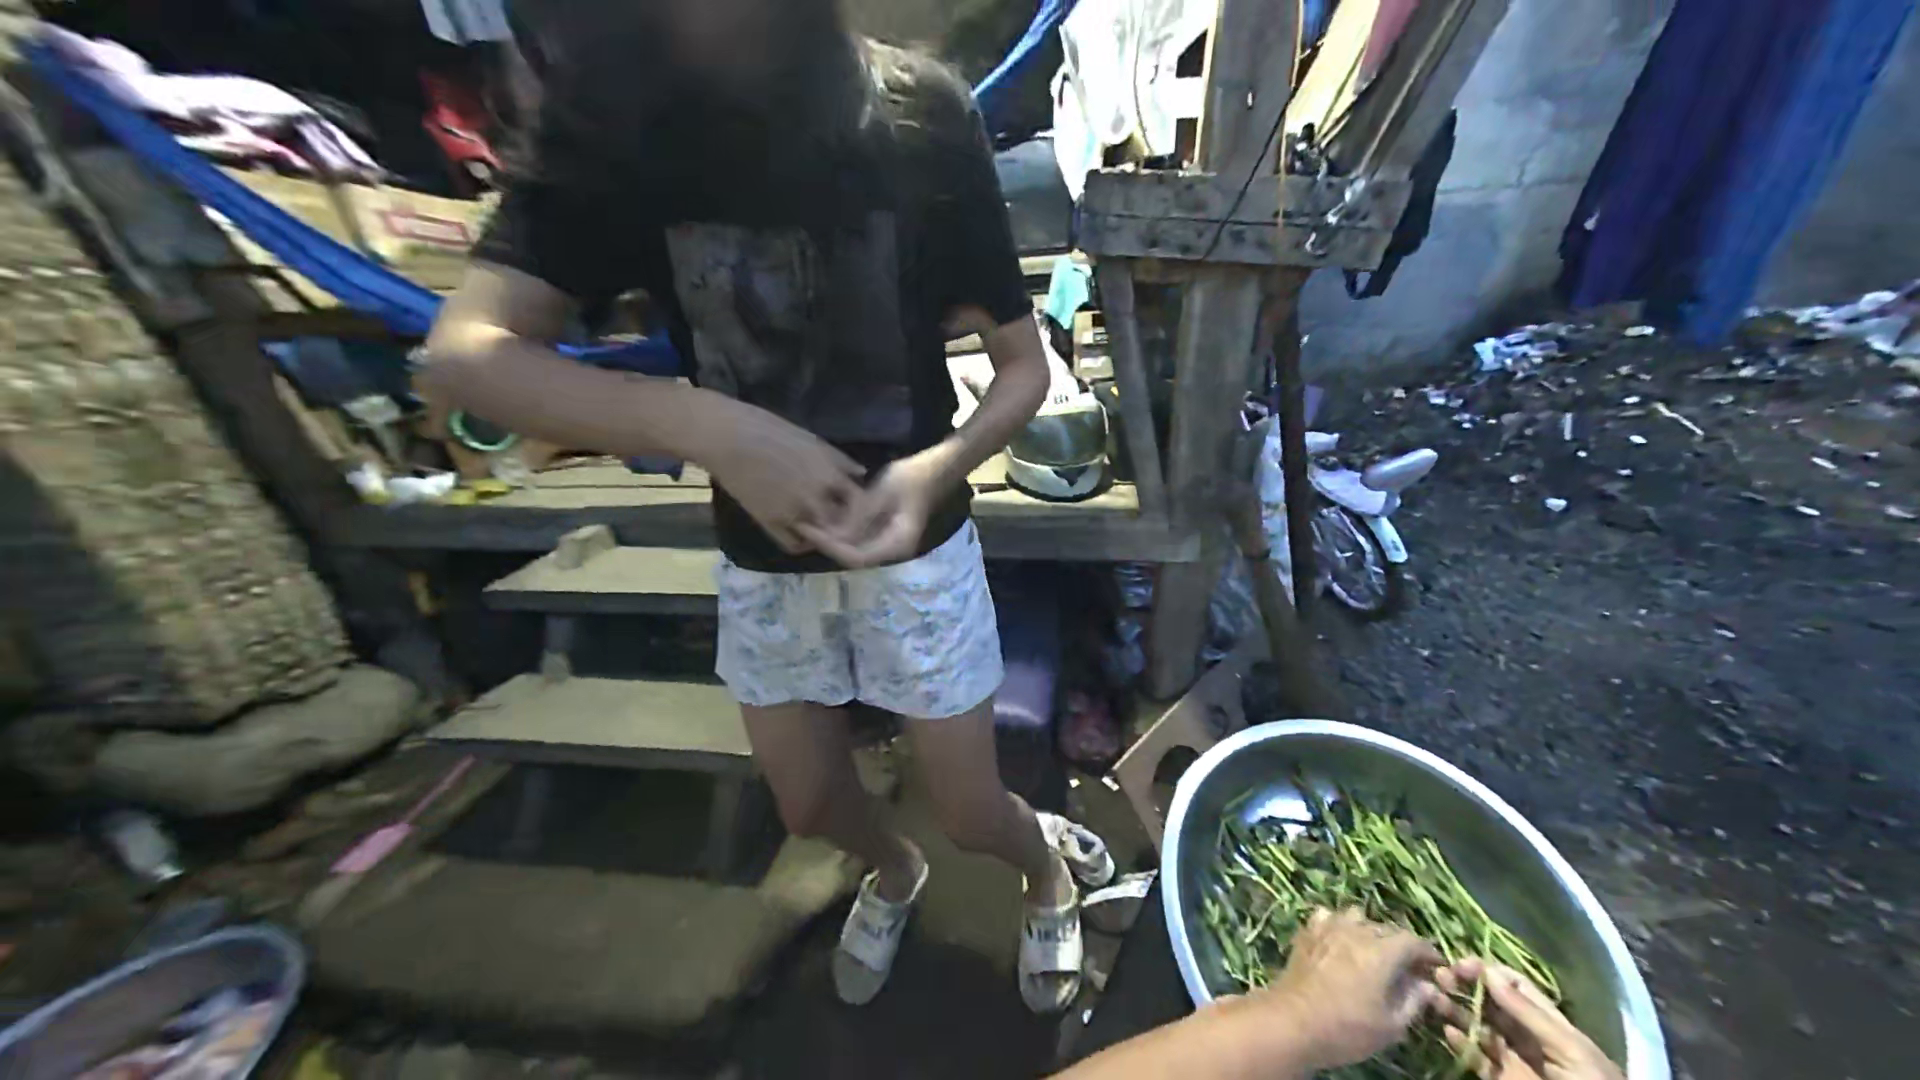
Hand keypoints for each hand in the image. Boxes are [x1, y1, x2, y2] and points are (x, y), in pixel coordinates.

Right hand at [700, 401, 865, 553]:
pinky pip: (793, 544)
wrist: (727, 438)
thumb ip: (840, 461)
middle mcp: (815, 497)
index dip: (863, 508)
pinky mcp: (769, 522)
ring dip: (826, 536)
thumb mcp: (813, 440)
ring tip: (825, 527)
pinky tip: (804, 534)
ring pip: (821, 537)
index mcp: (828, 474)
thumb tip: (862, 474)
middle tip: (846, 522)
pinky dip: (802, 543)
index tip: (860, 507)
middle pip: (844, 524)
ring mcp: (792, 513)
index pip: (860, 502)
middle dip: (847, 524)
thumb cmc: (771, 430)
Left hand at [796, 449, 948, 567]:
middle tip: (801, 524)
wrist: (936, 470)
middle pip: (853, 556)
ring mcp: (889, 543)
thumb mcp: (883, 492)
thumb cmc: (914, 477)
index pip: (856, 556)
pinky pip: (859, 539)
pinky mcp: (884, 534)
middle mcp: (892, 550)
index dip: (830, 545)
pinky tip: (825, 518)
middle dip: (827, 543)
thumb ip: (860, 515)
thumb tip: (834, 533)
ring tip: (808, 522)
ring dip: (832, 538)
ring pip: (854, 549)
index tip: (807, 528)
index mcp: (897, 543)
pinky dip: (841, 532)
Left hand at [1259, 908, 1444, 1071]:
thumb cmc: (1348, 1028)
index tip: (1435, 966)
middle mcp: (1353, 932)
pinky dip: (1339, 924)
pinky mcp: (1307, 931)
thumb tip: (1427, 985)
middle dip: (1400, 944)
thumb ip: (1412, 1001)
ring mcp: (1327, 927)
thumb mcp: (1391, 1025)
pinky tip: (1341, 941)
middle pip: (1384, 927)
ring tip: (1374, 952)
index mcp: (1379, 953)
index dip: (1427, 952)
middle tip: (1407, 966)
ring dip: (1369, 930)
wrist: (1294, 1019)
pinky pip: (1328, 917)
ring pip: (1355, 916)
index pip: (1411, 940)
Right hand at [1437, 960, 1624, 1079]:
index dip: (1488, 970)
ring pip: (1478, 1026)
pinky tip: (1447, 1032)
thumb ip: (1529, 1014)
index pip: (1515, 986)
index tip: (1461, 965)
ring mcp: (1514, 1060)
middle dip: (1464, 985)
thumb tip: (1488, 972)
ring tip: (1434, 1000)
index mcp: (1552, 1026)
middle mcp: (1529, 1037)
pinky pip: (1476, 1057)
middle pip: (1490, 1002)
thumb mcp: (1572, 1052)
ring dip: (1455, 1010)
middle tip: (1440, 978)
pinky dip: (1459, 1043)